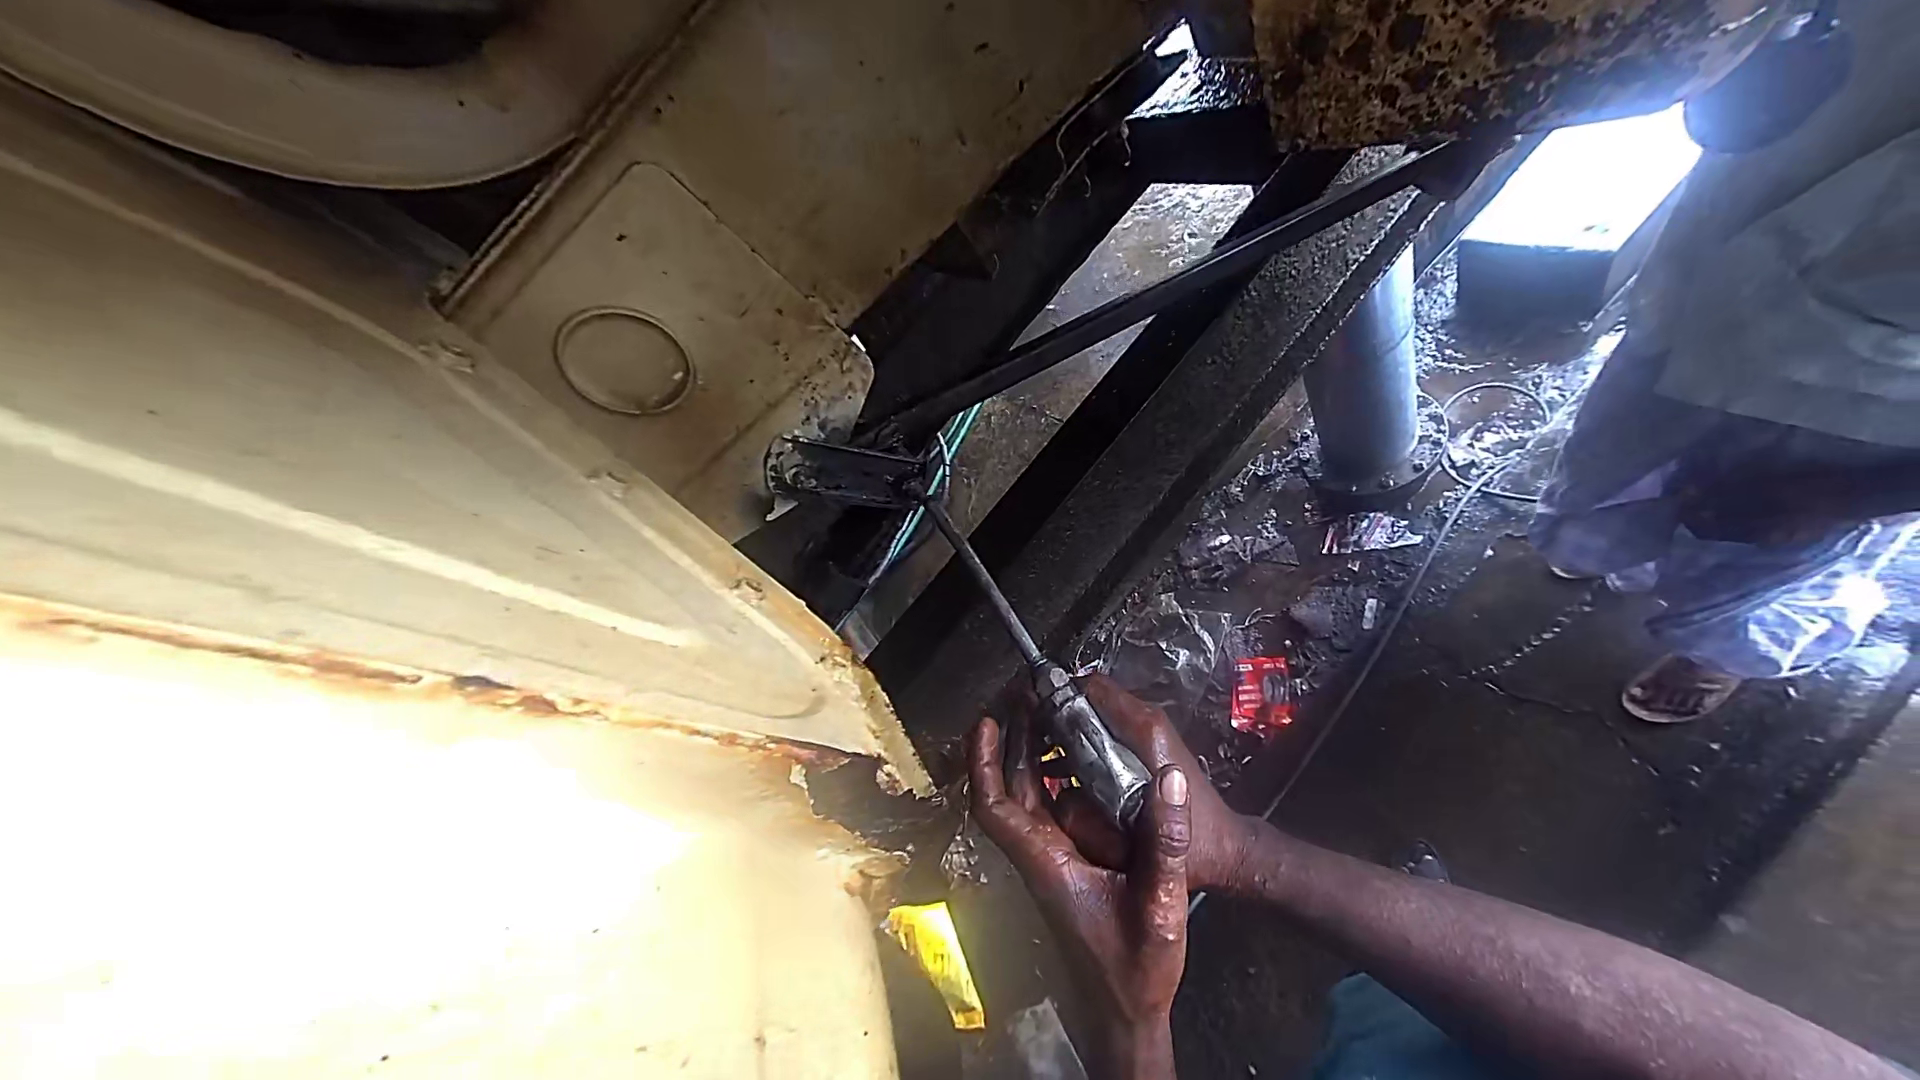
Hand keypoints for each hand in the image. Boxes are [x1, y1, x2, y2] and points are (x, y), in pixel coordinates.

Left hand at [969, 716, 1187, 1078]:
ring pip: (1026, 795)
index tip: (986, 722)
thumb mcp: (1160, 906)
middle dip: (1009, 740)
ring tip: (1047, 714)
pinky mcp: (1064, 862)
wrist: (1125, 1011)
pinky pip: (1046, 808)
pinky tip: (1072, 758)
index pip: (994, 806)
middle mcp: (1038, 854)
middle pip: (1008, 788)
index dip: (982, 762)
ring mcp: (1049, 857)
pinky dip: (1050, 776)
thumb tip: (1170, 778)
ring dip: (1028, 753)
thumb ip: (1166, 845)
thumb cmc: (1134, 969)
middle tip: (1026, 698)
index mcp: (1046, 862)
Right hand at [1048, 675, 1253, 890]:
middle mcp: (1147, 721)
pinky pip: (1108, 725)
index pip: (1094, 688)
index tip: (1032, 707)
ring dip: (1068, 725)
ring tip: (1041, 747)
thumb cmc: (1189, 840)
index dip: (1059, 693)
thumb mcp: (1133, 833)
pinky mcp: (1149, 741)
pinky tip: (1064, 763)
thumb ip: (1089, 815)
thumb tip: (1052, 793)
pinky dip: (1083, 736)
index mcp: (1143, 731)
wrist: (1227, 848)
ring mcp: (1149, 729)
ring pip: (1098, 710)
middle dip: (1058, 709)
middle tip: (1029, 729)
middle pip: (1092, 695)